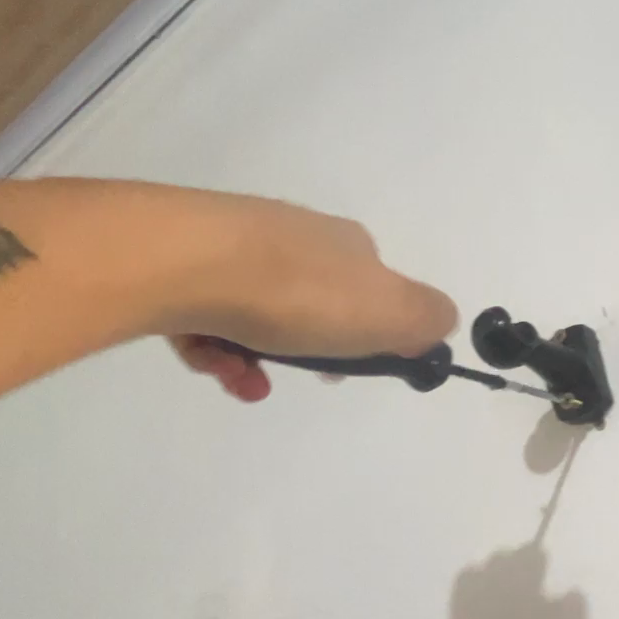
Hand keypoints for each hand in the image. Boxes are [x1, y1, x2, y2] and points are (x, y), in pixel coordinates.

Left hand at [161, 193, 455, 401]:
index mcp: (350, 246)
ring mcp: (236, 244)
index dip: (375, 334)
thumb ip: (429, 319)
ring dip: (263, 358)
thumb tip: (437, 325)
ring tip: (249, 382)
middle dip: (314, 348)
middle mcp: (297, 236)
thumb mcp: (393, 313)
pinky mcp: (181, 259)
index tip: (360, 366)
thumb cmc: (300, 293)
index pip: (376, 290)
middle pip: (318, 304)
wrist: (182, 260)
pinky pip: (209, 315)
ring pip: (261, 314)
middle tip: (306, 374)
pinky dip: (218, 348)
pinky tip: (216, 364)